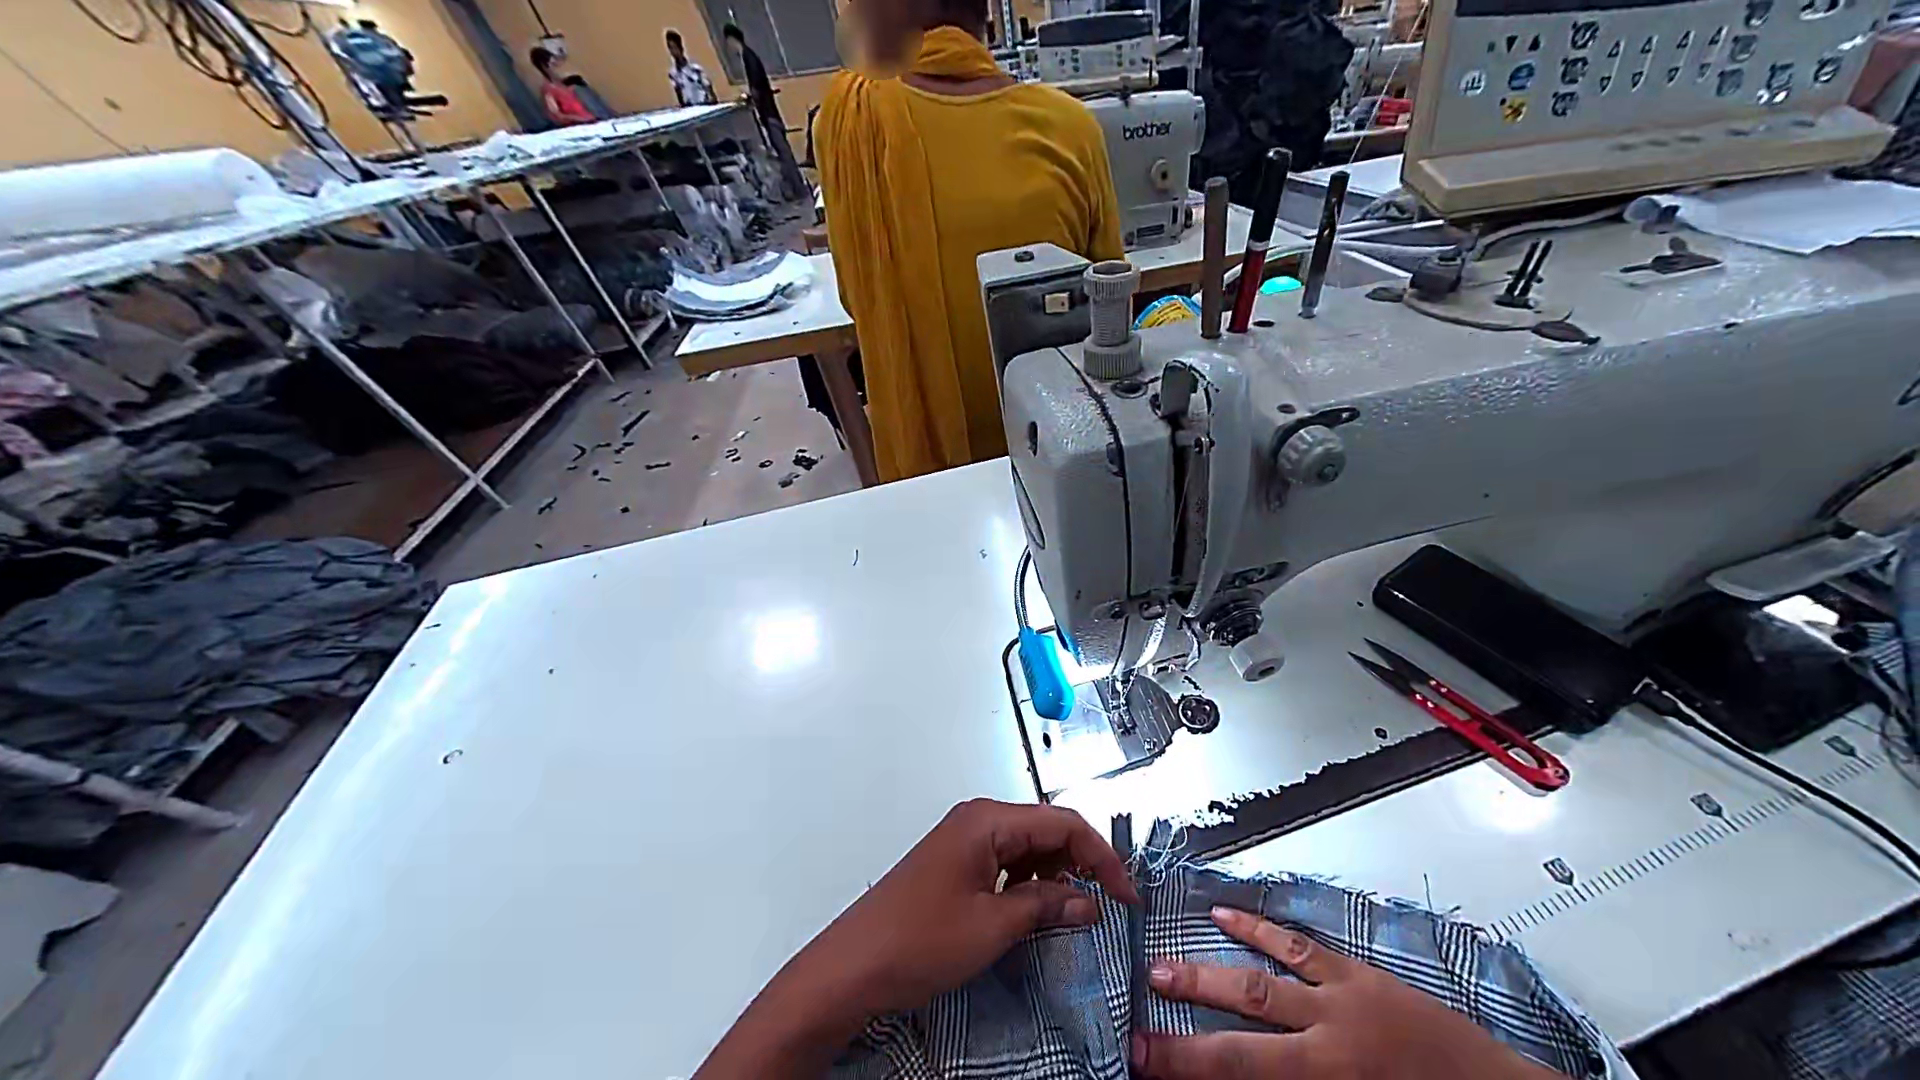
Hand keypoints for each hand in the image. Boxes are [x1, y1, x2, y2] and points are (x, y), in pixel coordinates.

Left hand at [695, 799, 1139, 1079]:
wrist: (855, 965)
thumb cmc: (918, 940)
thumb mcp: (994, 926)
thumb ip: (1046, 904)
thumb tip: (1087, 900)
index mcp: (987, 820)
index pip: (1062, 822)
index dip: (1100, 855)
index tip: (1124, 892)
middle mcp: (976, 820)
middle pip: (1045, 828)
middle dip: (1079, 862)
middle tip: (1106, 902)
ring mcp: (963, 840)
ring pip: (1026, 845)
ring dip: (1054, 873)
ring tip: (1071, 910)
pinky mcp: (955, 862)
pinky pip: (1005, 861)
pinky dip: (1028, 881)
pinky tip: (1034, 908)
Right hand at [1133, 907, 1564, 1079]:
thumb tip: (1240, 1075)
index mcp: (1332, 1076)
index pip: (1241, 1066)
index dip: (1186, 1060)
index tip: (1144, 1056)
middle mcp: (1330, 1034)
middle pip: (1242, 1015)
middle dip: (1188, 1013)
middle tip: (1143, 1006)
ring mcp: (1342, 996)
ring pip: (1261, 977)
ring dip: (1209, 969)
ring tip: (1166, 965)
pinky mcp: (1357, 973)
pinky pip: (1298, 946)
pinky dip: (1258, 928)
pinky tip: (1226, 914)